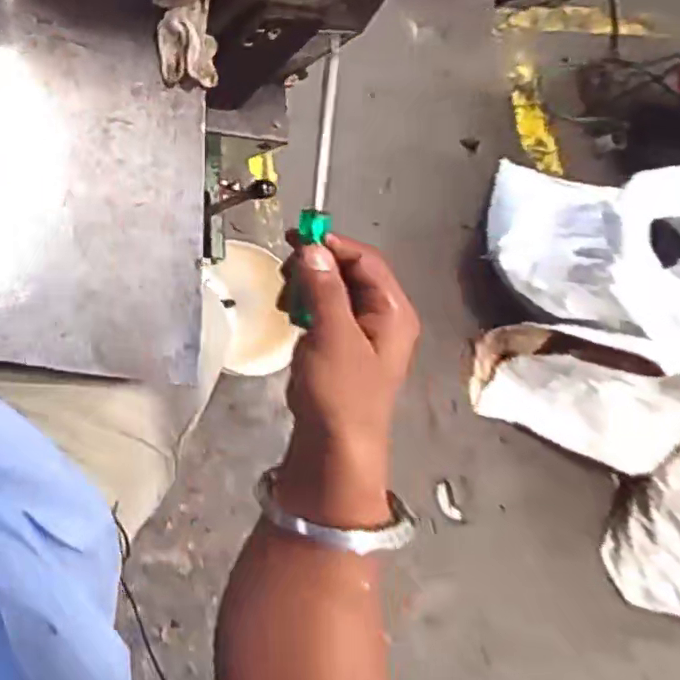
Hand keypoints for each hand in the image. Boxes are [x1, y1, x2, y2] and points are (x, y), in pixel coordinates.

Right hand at [278, 233, 418, 523]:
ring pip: (333, 289)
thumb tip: (312, 248)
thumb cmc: (341, 390)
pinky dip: (306, 303)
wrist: (335, 442)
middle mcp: (382, 316)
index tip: (297, 238)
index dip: (334, 244)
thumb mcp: (332, 335)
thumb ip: (324, 289)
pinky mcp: (340, 343)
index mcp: (393, 312)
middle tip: (287, 272)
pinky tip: (291, 314)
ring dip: (307, 285)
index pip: (367, 261)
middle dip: (317, 265)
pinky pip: (323, 309)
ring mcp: (361, 331)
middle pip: (350, 272)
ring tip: (287, 300)